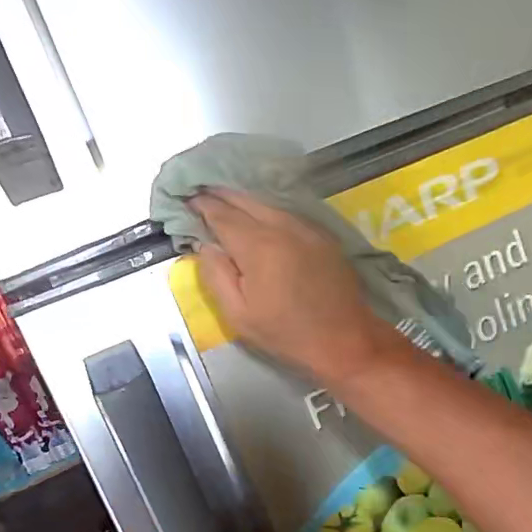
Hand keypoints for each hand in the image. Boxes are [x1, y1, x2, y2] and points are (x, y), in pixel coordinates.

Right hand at [189, 189, 398, 385]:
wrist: (345, 339)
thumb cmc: (287, 334)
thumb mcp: (239, 314)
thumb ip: (216, 275)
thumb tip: (205, 244)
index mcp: (259, 246)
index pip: (222, 215)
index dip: (202, 205)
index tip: (186, 199)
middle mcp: (283, 227)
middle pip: (245, 201)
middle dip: (220, 195)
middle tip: (200, 192)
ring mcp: (307, 228)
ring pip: (268, 204)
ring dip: (244, 200)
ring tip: (224, 200)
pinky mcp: (323, 236)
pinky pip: (288, 213)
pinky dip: (267, 210)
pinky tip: (259, 216)